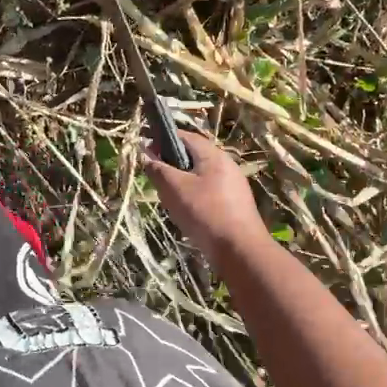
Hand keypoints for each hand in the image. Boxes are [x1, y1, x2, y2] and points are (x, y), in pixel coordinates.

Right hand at [142, 131, 270, 256]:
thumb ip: (157, 169)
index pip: (184, 136)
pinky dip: (194, 196)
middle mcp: (227, 165)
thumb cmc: (204, 212)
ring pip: (200, 175)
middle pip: (192, 156)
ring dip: (182, 182)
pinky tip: (188, 213)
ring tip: (170, 199)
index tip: (146, 152)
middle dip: (171, 164)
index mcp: (213, 155)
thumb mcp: (173, 188)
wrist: (240, 250)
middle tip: (156, 178)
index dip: (162, 140)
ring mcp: (234, 185)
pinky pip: (209, 192)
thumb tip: (146, 154)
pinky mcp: (235, 204)